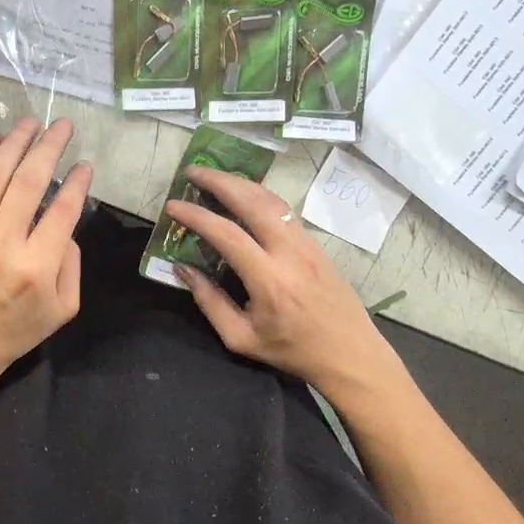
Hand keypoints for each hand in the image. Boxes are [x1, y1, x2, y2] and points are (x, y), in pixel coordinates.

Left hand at [0, 118, 93, 392]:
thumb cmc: (14, 331)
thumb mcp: (62, 310)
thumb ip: (71, 264)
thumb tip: (64, 224)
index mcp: (36, 267)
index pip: (62, 211)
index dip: (77, 183)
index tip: (86, 165)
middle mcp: (2, 244)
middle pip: (29, 182)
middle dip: (49, 147)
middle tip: (63, 125)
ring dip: (15, 144)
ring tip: (31, 123)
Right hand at [166, 167, 392, 391]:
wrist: (349, 353)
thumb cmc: (291, 351)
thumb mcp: (241, 338)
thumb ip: (209, 302)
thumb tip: (183, 269)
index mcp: (268, 280)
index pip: (227, 235)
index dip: (197, 216)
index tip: (173, 206)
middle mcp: (289, 254)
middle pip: (252, 202)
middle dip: (220, 181)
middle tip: (192, 171)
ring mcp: (307, 245)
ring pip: (272, 200)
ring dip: (241, 183)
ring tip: (215, 177)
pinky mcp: (316, 245)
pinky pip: (285, 211)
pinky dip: (260, 196)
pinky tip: (244, 195)